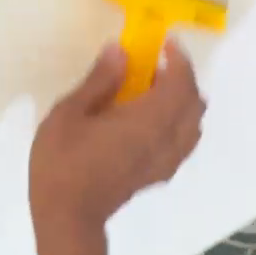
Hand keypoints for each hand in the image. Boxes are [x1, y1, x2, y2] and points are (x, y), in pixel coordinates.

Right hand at [29, 39, 205, 236]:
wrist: (69, 211)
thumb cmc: (62, 157)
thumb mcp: (70, 113)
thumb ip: (99, 82)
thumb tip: (121, 51)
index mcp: (146, 123)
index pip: (180, 87)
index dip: (179, 62)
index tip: (166, 43)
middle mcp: (167, 141)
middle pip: (194, 105)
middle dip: (182, 79)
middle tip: (155, 62)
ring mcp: (166, 161)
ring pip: (193, 125)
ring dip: (182, 100)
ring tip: (152, 87)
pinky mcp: (159, 172)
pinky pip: (184, 140)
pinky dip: (177, 120)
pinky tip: (149, 118)